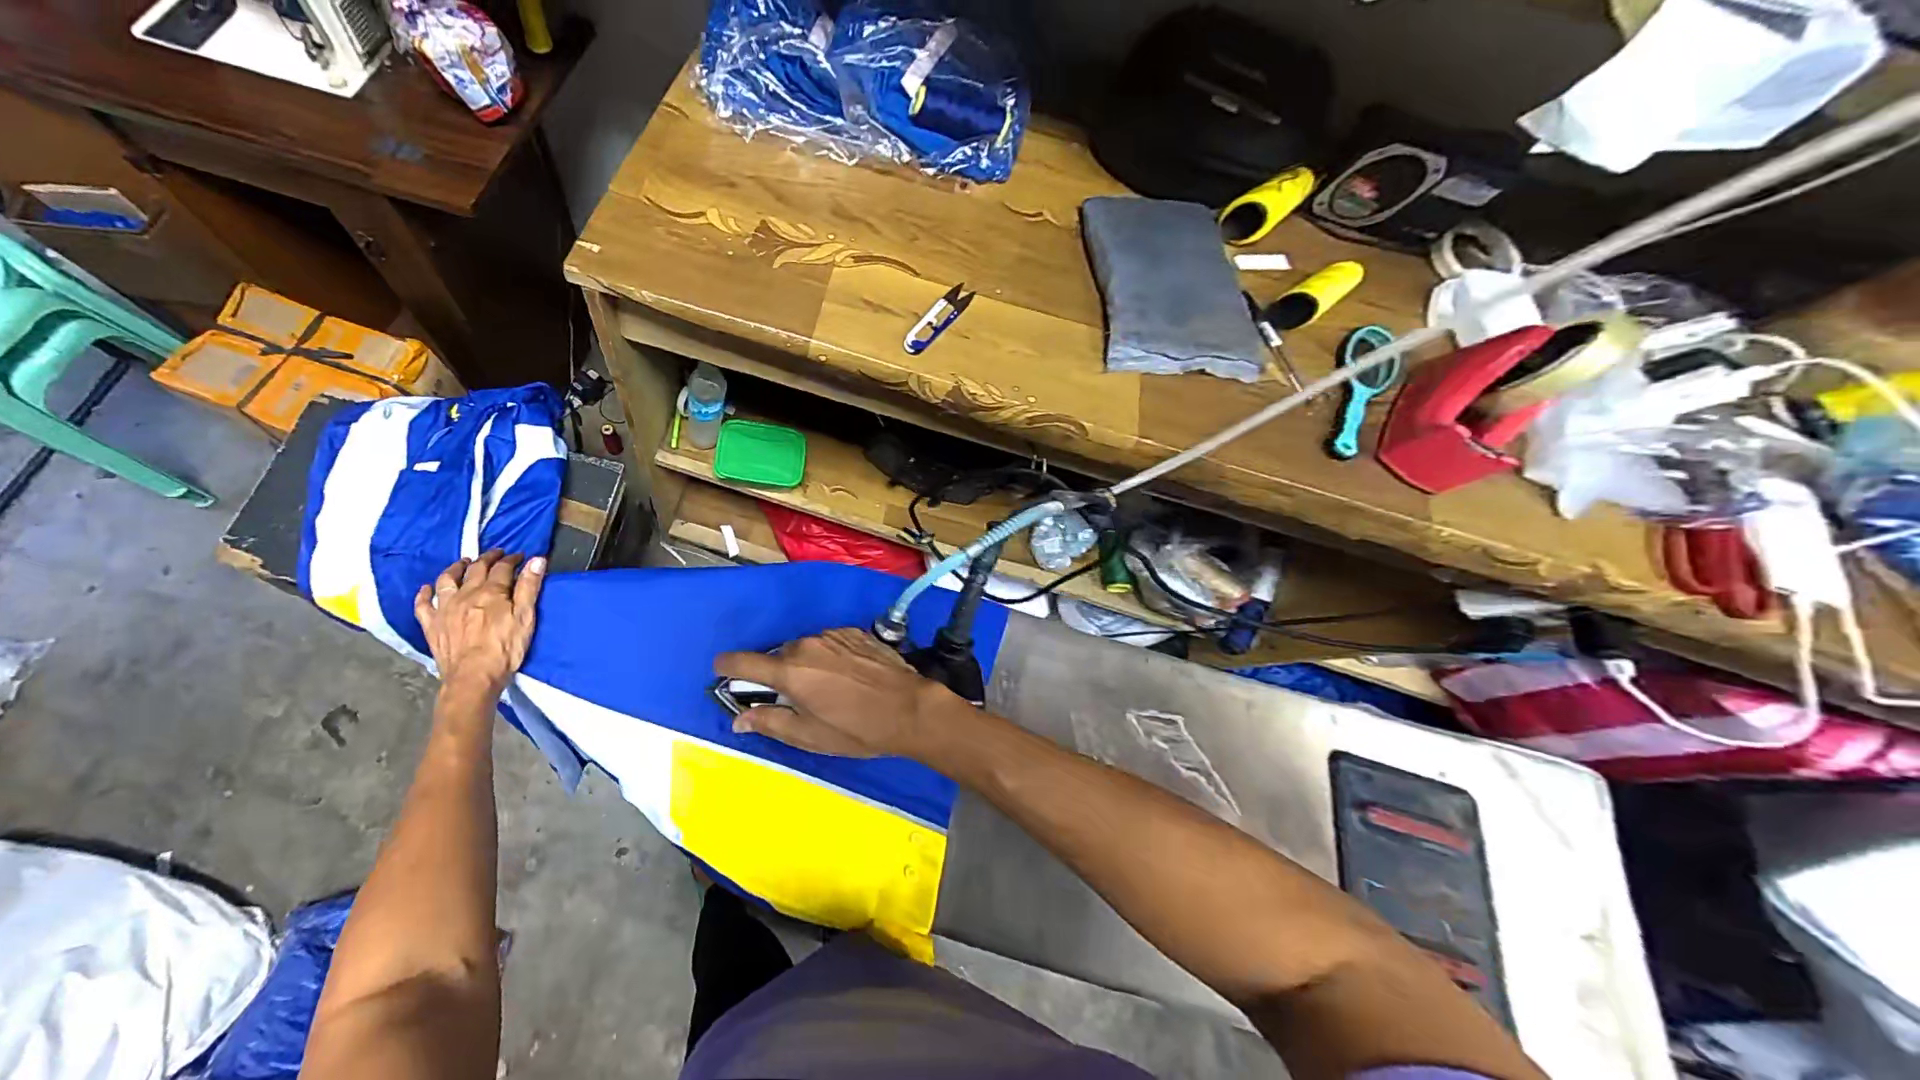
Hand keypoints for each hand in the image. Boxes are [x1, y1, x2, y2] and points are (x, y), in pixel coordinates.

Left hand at [414, 550, 544, 698]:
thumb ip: (529, 587)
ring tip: (463, 563)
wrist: (473, 677)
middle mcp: (466, 594)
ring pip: (447, 580)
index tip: (520, 556)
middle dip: (488, 558)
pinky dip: (424, 593)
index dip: (512, 559)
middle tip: (497, 554)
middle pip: (476, 569)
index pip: (502, 568)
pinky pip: (423, 605)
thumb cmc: (505, 648)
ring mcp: (445, 608)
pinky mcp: (432, 624)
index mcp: (491, 592)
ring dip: (456, 568)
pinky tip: (427, 588)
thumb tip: (536, 560)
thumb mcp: (526, 617)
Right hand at [713, 628, 961, 759]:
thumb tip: (740, 719)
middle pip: (777, 656)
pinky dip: (831, 656)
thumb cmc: (858, 730)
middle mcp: (807, 645)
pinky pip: (831, 642)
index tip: (722, 673)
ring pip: (805, 648)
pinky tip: (849, 677)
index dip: (726, 668)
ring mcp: (834, 635)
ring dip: (807, 664)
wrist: (911, 709)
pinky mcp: (856, 632)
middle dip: (779, 675)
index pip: (741, 661)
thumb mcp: (809, 736)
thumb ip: (770, 723)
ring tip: (830, 690)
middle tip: (796, 699)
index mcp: (789, 671)